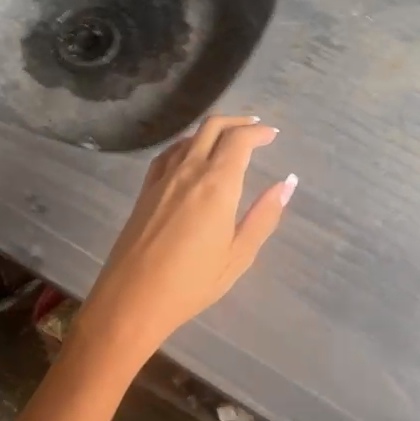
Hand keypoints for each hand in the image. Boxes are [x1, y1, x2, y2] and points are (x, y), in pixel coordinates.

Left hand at [75, 116, 296, 350]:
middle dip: (238, 122)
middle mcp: (189, 171)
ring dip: (213, 131)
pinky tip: (192, 155)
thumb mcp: (238, 255)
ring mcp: (163, 178)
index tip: (273, 136)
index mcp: (217, 185)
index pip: (239, 140)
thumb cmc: (192, 283)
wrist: (132, 299)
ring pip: (190, 137)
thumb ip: (264, 216)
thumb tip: (288, 183)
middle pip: (213, 127)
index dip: (258, 132)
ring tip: (230, 141)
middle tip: (256, 129)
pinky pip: (169, 153)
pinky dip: (188, 145)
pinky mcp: (146, 190)